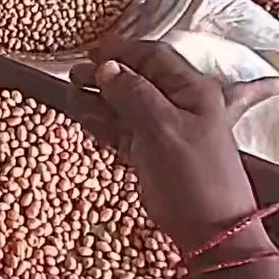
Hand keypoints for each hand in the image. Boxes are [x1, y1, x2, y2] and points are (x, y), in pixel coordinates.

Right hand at [70, 42, 278, 246]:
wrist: (207, 226)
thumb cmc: (193, 172)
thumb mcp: (164, 127)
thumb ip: (134, 95)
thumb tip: (106, 68)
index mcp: (191, 90)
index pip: (154, 58)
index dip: (123, 52)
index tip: (91, 52)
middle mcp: (176, 105)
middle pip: (136, 80)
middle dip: (105, 75)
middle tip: (75, 75)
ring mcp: (160, 130)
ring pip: (124, 106)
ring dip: (98, 99)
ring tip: (71, 94)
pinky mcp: (147, 152)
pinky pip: (119, 130)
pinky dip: (101, 123)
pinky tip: (82, 116)